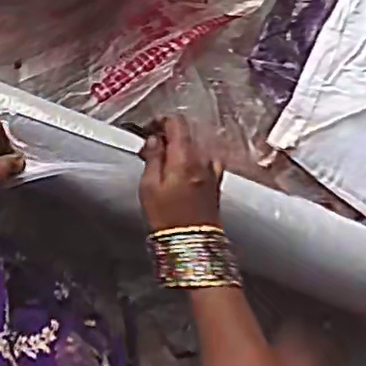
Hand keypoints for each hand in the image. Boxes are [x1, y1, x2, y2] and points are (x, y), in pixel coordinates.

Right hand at [138, 116, 223, 230]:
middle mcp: (203, 159)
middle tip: (151, 148)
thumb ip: (152, 158)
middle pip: (187, 133)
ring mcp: (213, 170)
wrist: (193, 244)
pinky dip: (193, 158)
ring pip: (196, 146)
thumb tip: (154, 140)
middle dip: (168, 135)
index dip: (161, 121)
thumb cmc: (167, 217)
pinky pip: (205, 160)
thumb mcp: (149, 186)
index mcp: (185, 157)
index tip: (149, 129)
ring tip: (165, 161)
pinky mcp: (216, 182)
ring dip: (180, 148)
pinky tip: (184, 169)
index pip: (177, 123)